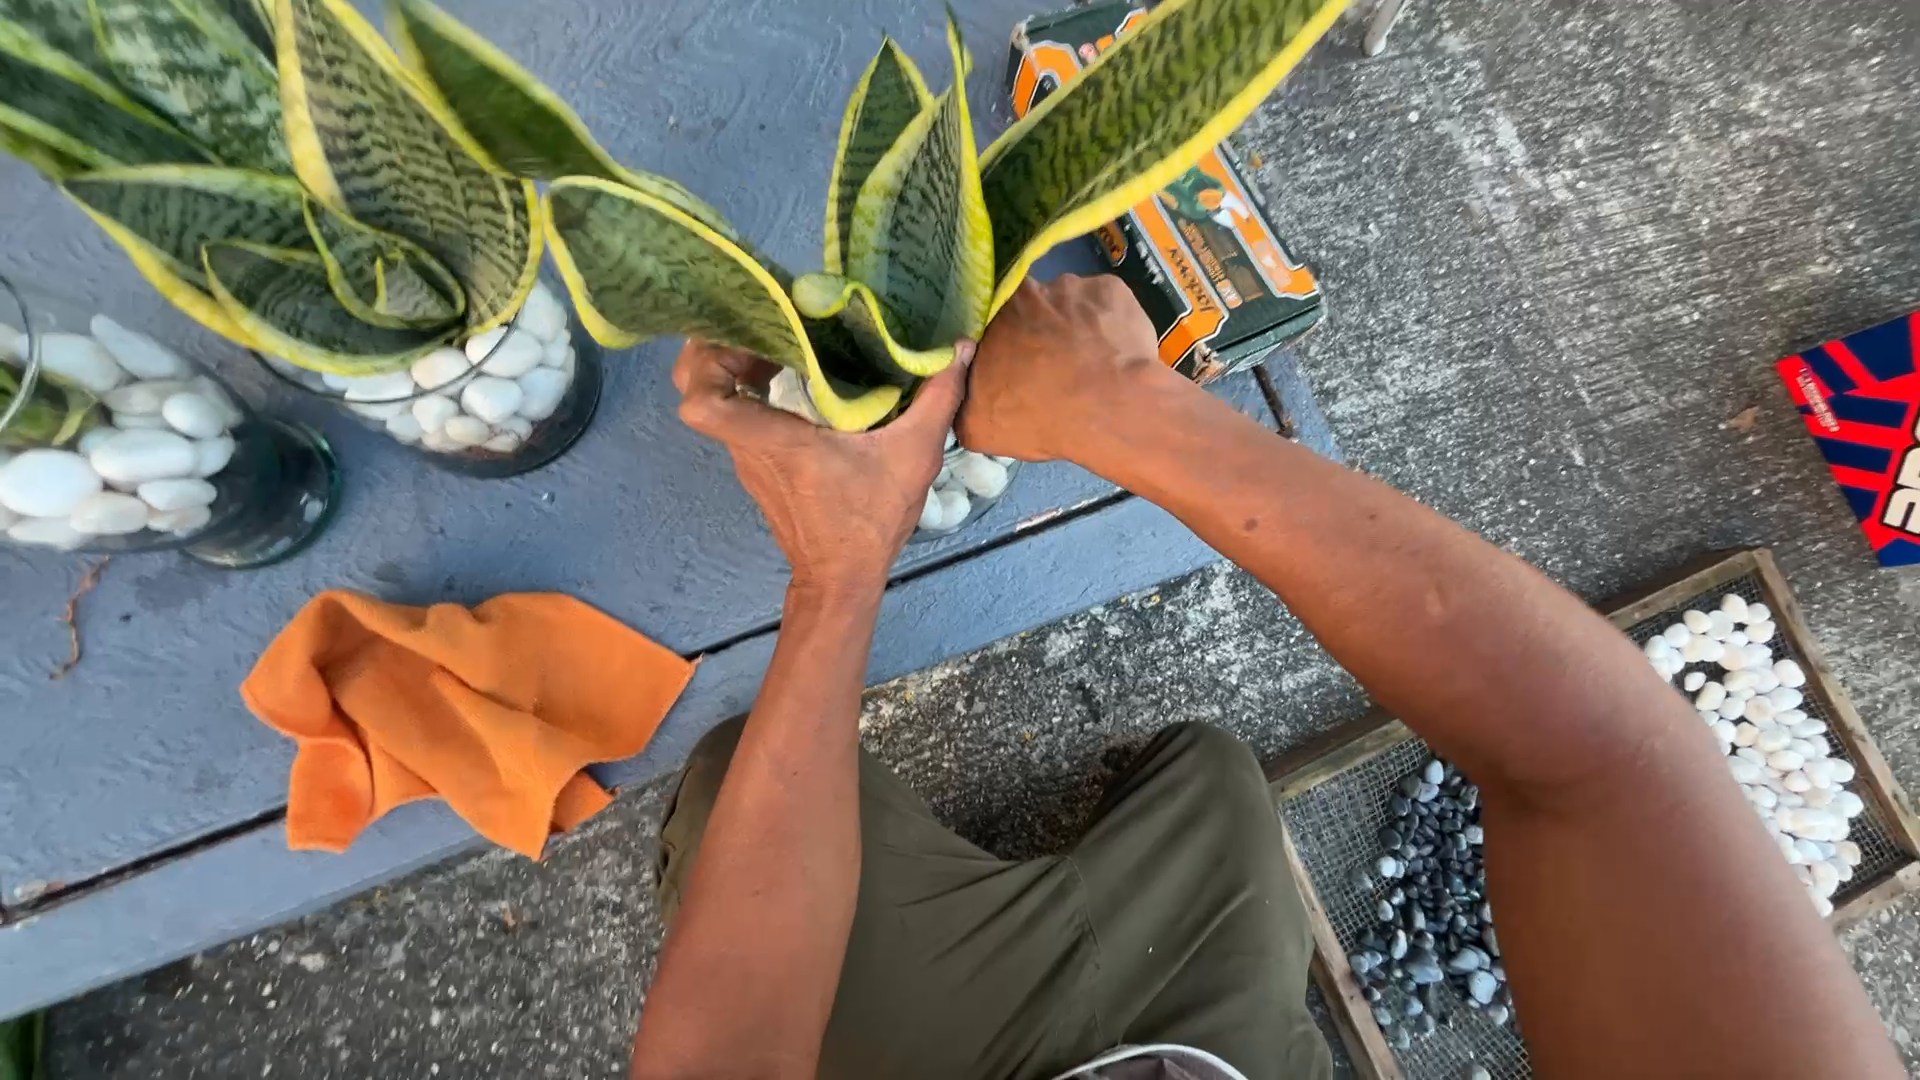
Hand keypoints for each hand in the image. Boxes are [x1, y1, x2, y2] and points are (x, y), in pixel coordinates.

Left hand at [674, 340, 969, 597]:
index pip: (702, 402)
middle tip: (764, 323)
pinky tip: (792, 376)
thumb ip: (938, 399)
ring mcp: (747, 459)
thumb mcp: (914, 456)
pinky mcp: (756, 467)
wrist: (843, 577)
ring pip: (715, 399)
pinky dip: (750, 390)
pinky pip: (736, 417)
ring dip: (736, 364)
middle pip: (693, 384)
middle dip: (717, 344)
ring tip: (780, 339)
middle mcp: (749, 446)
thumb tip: (961, 348)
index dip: (707, 360)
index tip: (748, 331)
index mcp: (775, 441)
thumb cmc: (871, 519)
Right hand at [956, 275, 1176, 462]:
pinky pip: (1102, 304)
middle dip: (1038, 334)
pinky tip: (1112, 352)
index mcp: (991, 316)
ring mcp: (1073, 285)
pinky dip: (1105, 324)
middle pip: (1029, 311)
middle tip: (1052, 368)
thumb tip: (961, 395)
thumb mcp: (979, 429)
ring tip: (1088, 364)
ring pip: (1068, 306)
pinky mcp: (1111, 289)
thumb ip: (962, 403)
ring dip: (1074, 329)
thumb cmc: (1042, 418)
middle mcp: (1029, 289)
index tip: (1014, 370)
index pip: (988, 325)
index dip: (1002, 347)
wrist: (1112, 410)